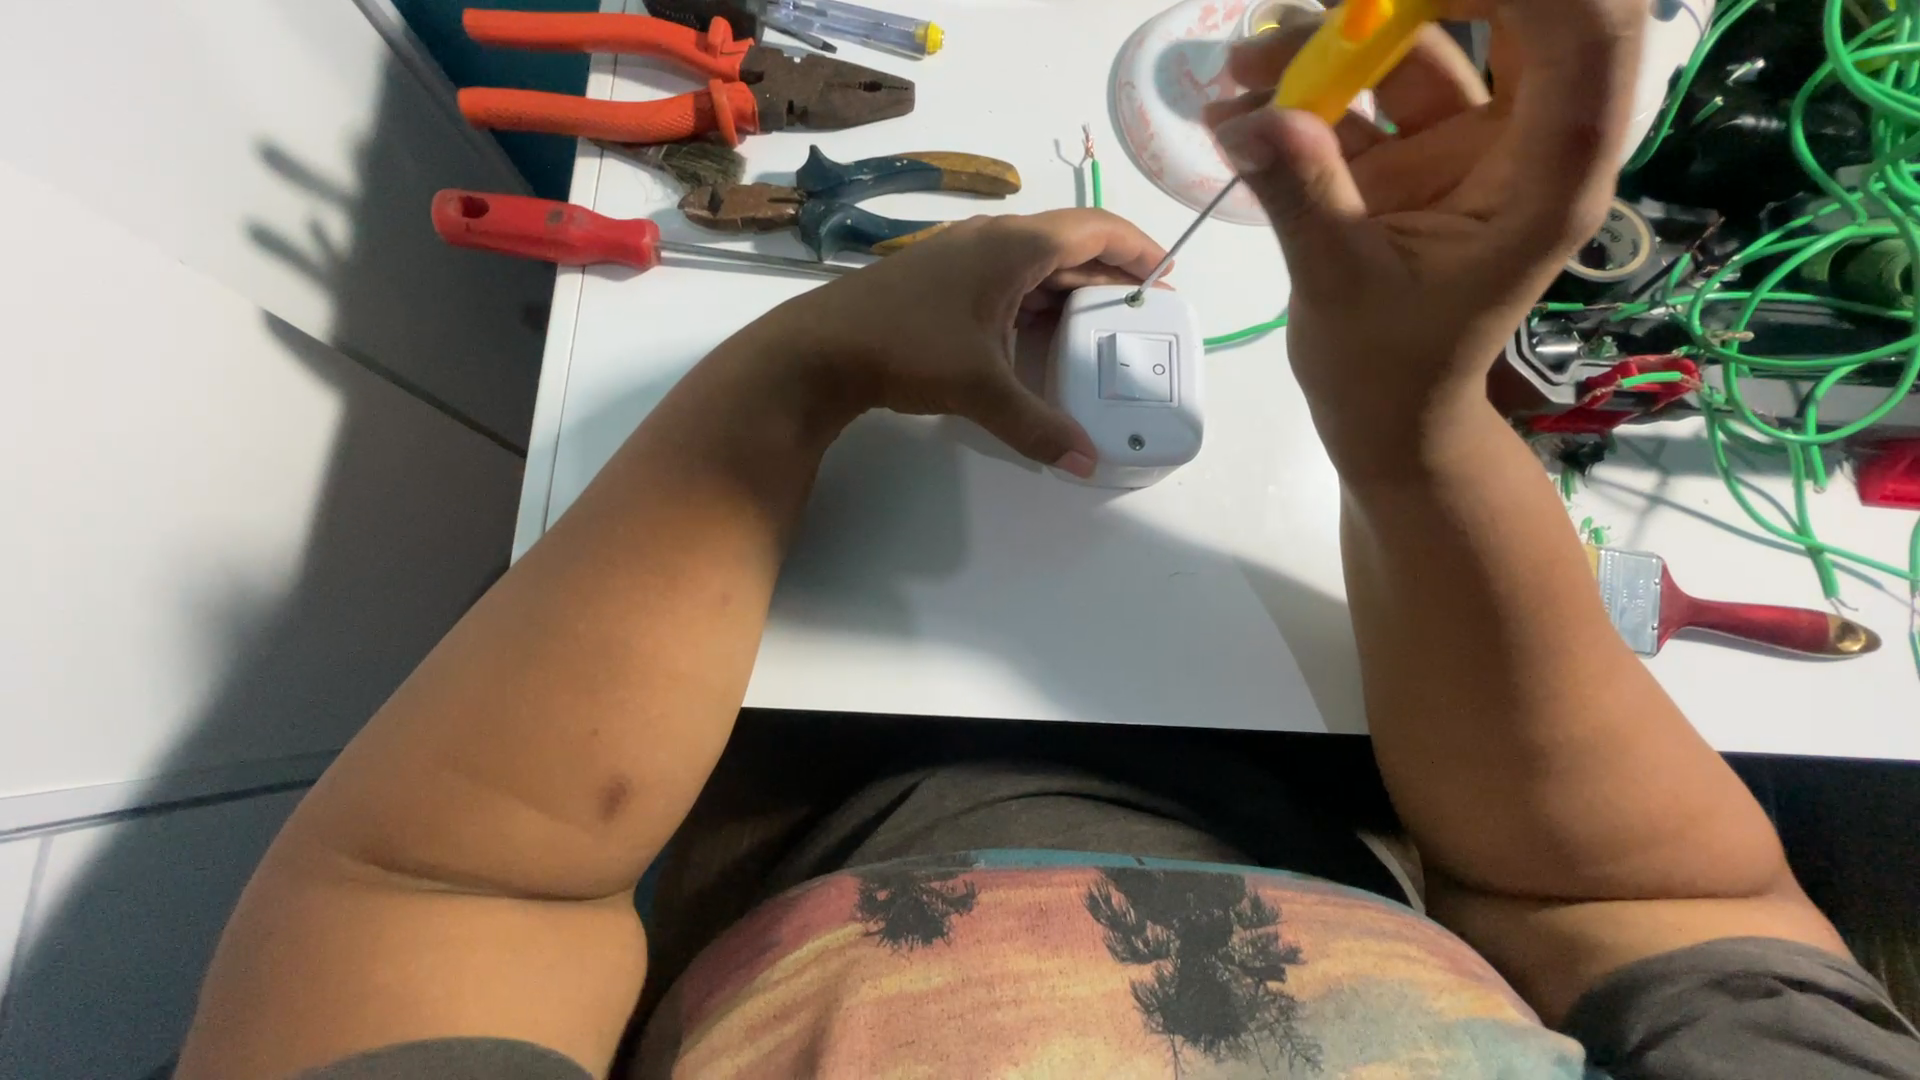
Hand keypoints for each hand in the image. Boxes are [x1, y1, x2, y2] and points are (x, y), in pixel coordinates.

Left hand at [729, 210, 1165, 477]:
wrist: (820, 348)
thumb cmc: (906, 349)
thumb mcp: (979, 388)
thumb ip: (1036, 425)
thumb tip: (1084, 462)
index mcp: (1013, 246)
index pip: (1094, 228)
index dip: (1137, 247)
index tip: (1167, 274)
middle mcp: (990, 239)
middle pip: (1067, 244)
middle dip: (1108, 273)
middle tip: (1140, 308)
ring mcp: (960, 256)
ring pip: (1032, 263)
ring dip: (1068, 287)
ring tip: (1098, 322)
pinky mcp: (938, 279)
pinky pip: (1004, 279)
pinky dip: (1032, 300)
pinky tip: (1036, 331)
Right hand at [1205, 0, 1642, 476]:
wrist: (1380, 411)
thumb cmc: (1384, 367)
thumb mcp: (1340, 285)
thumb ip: (1302, 196)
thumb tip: (1246, 120)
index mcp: (1549, 174)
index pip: (1581, 30)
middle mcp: (1521, 140)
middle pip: (1505, 14)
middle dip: (1402, 2)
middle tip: (1317, 20)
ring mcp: (1463, 146)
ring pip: (1416, 52)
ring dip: (1330, 50)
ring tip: (1241, 71)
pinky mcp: (1412, 162)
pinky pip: (1368, 103)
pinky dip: (1307, 99)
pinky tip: (1241, 109)